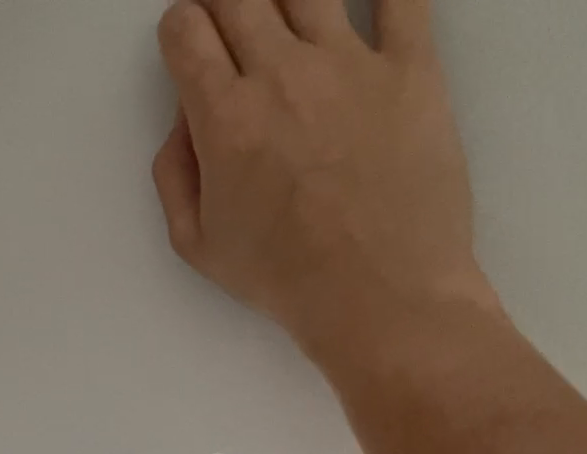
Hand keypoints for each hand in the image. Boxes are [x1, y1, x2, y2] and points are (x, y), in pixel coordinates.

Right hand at [152, 0, 496, 354]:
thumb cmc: (279, 274)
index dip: (178, 27)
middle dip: (220, 0)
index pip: (187, 34)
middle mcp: (282, 74)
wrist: (377, 290)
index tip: (183, 39)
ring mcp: (352, 62)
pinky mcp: (412, 65)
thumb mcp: (195, 243)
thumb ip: (174, 174)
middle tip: (224, 16)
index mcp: (223, 119)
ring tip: (280, 11)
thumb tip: (183, 124)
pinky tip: (362, 1)